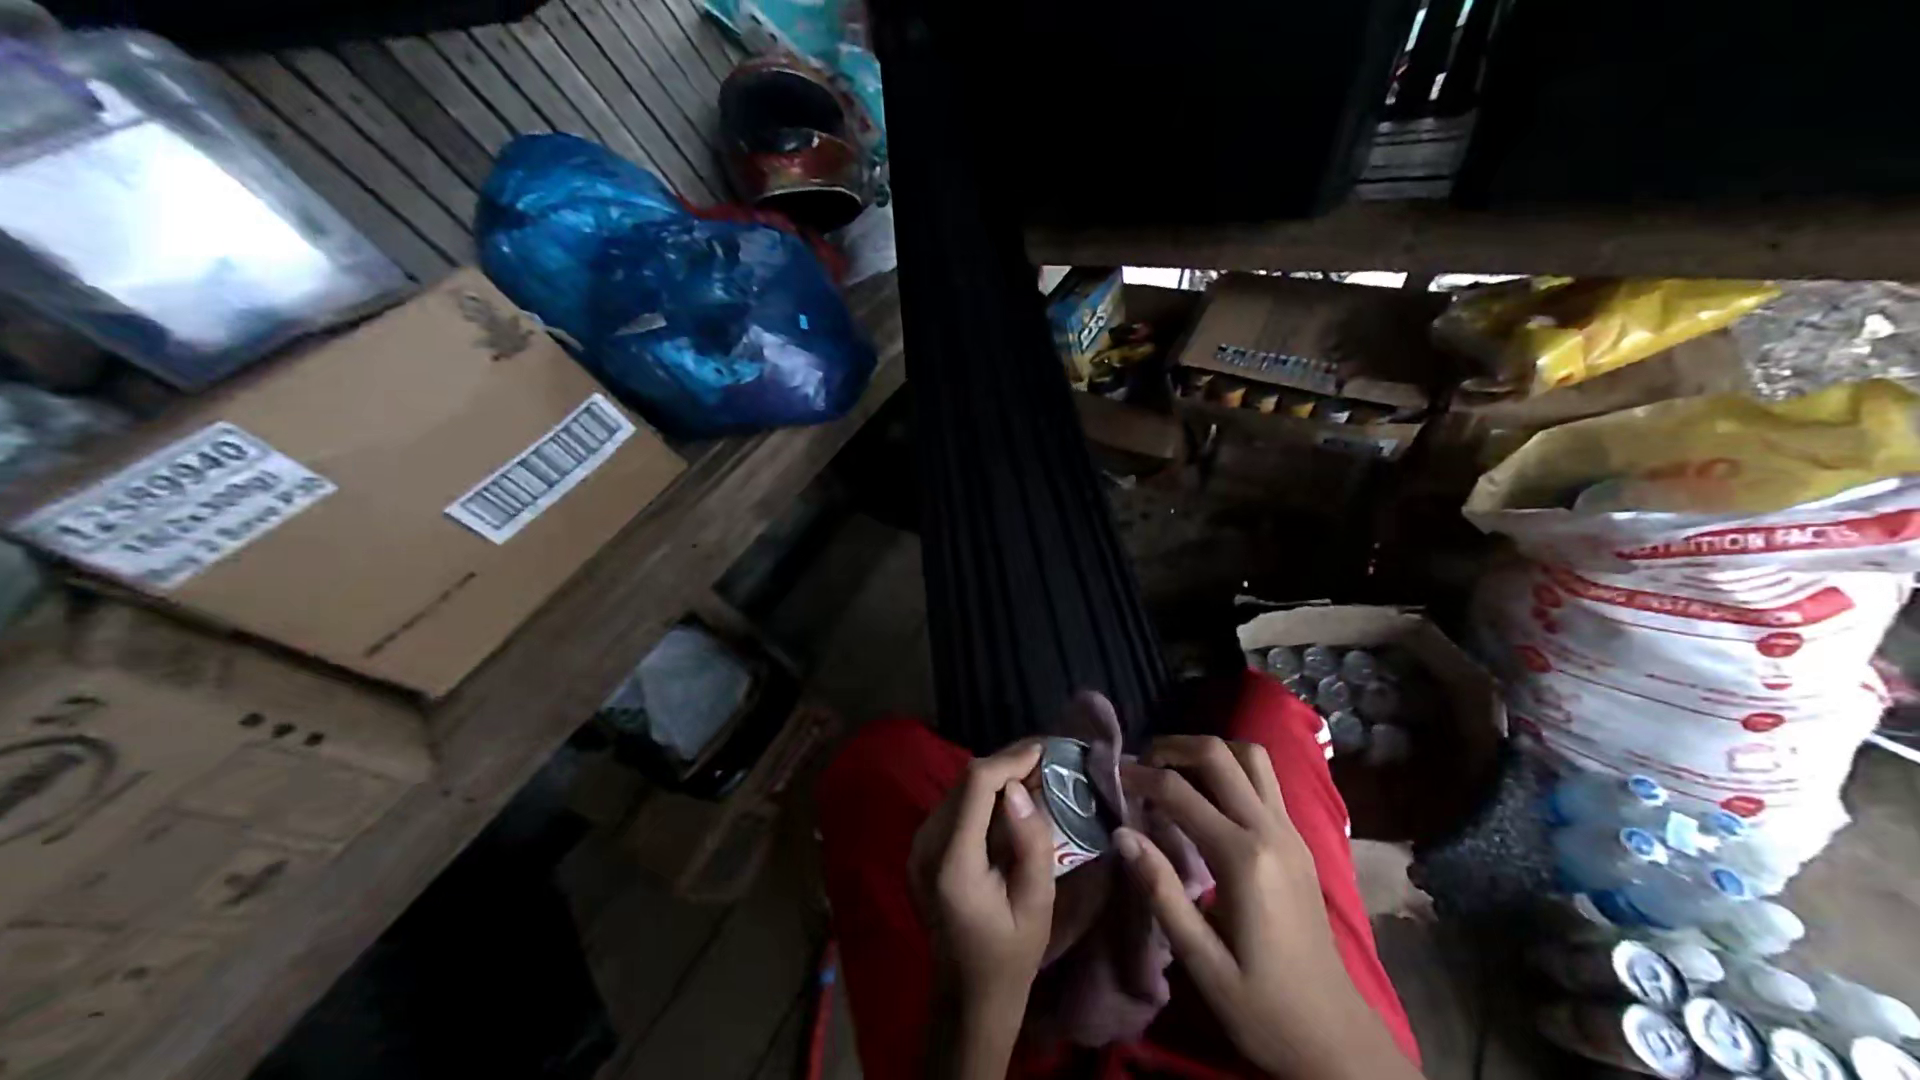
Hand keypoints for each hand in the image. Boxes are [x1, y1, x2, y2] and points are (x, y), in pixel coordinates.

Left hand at [909, 740, 1056, 1077]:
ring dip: (995, 776)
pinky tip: (1011, 798)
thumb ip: (1031, 844)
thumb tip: (1020, 789)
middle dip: (1006, 763)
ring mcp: (917, 847)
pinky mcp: (921, 849)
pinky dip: (983, 795)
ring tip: (1035, 772)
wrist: (968, 996)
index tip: (1045, 750)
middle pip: (964, 782)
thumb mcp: (1037, 905)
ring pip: (958, 789)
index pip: (975, 787)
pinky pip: (953, 806)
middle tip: (1046, 758)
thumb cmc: (1010, 956)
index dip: (1010, 760)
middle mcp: (925, 845)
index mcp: (952, 862)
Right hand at [1117, 736, 1420, 1079]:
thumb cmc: (1262, 1008)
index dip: (1140, 777)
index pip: (1180, 792)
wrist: (1336, 1040)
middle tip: (1141, 763)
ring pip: (1251, 757)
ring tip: (1174, 769)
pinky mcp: (1299, 842)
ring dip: (1208, 751)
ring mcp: (1291, 833)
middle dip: (1173, 747)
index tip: (1113, 777)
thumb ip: (1160, 890)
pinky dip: (1230, 769)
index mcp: (1243, 859)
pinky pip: (1265, 780)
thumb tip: (1122, 833)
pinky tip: (1206, 794)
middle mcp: (1271, 831)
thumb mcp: (1200, 960)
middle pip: (1219, 755)